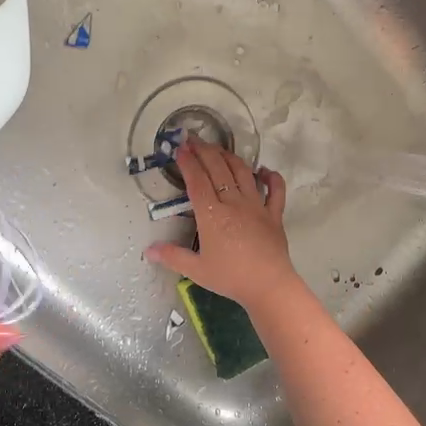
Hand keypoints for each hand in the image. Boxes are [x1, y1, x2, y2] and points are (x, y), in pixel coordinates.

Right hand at [143, 141, 299, 311]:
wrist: (268, 285)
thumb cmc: (230, 278)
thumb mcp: (196, 270)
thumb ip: (172, 257)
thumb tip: (148, 251)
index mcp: (212, 215)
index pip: (197, 181)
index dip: (188, 163)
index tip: (180, 149)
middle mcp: (233, 203)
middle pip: (218, 169)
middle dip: (205, 151)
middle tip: (194, 140)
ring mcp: (256, 206)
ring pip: (243, 173)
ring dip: (230, 157)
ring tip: (220, 150)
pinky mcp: (274, 215)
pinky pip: (276, 190)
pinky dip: (271, 178)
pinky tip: (264, 171)